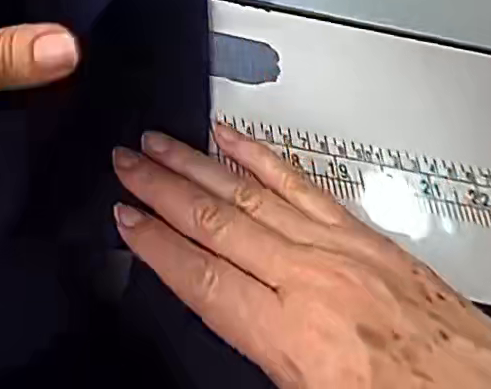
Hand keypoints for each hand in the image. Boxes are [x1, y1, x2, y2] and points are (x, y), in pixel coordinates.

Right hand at [112, 124, 490, 388]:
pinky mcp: (370, 239)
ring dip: (193, 163)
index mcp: (301, 343)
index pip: (203, 279)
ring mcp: (342, 252)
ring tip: (153, 140)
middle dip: (159, 188)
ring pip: (247, 193)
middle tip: (121, 159)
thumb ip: (263, 353)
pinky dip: (258, 157)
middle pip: (215, 223)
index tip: (120, 215)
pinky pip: (301, 186)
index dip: (154, 244)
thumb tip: (213, 311)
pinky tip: (227, 136)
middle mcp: (313, 285)